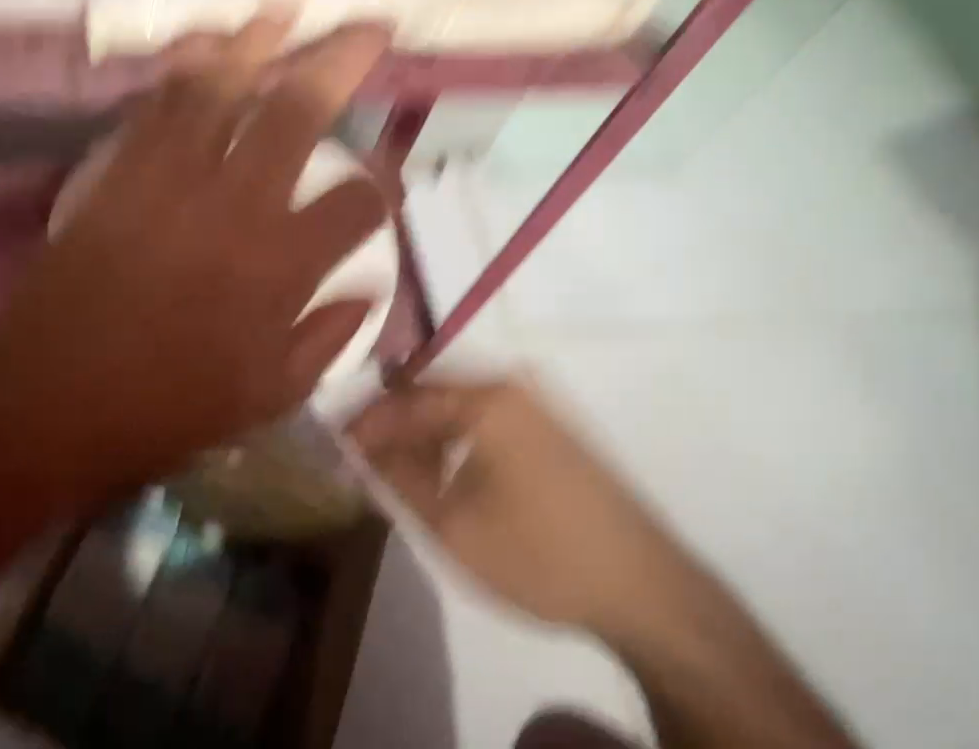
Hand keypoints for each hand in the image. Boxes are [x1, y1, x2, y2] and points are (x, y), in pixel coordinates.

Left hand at [0, 14, 391, 477]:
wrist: (49, 403)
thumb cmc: (165, 409)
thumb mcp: (268, 397)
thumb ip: (327, 339)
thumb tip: (366, 293)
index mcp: (283, 265)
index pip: (356, 202)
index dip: (381, 187)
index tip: (382, 185)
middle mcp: (236, 204)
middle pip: (300, 109)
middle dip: (343, 60)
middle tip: (371, 27)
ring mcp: (172, 177)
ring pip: (223, 84)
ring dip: (260, 38)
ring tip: (288, 5)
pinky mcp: (119, 169)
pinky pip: (158, 102)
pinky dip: (185, 66)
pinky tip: (207, 45)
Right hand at [347, 373, 679, 631]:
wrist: (645, 590)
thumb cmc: (539, 555)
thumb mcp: (452, 524)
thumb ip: (398, 477)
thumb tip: (360, 444)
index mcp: (487, 399)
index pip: (405, 399)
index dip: (365, 423)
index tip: (334, 445)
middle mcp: (514, 389)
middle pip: (433, 395)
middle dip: (393, 425)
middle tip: (359, 457)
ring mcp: (540, 409)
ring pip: (461, 410)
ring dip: (424, 436)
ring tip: (395, 472)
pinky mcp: (555, 434)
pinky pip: (489, 424)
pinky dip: (457, 444)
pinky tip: (443, 476)